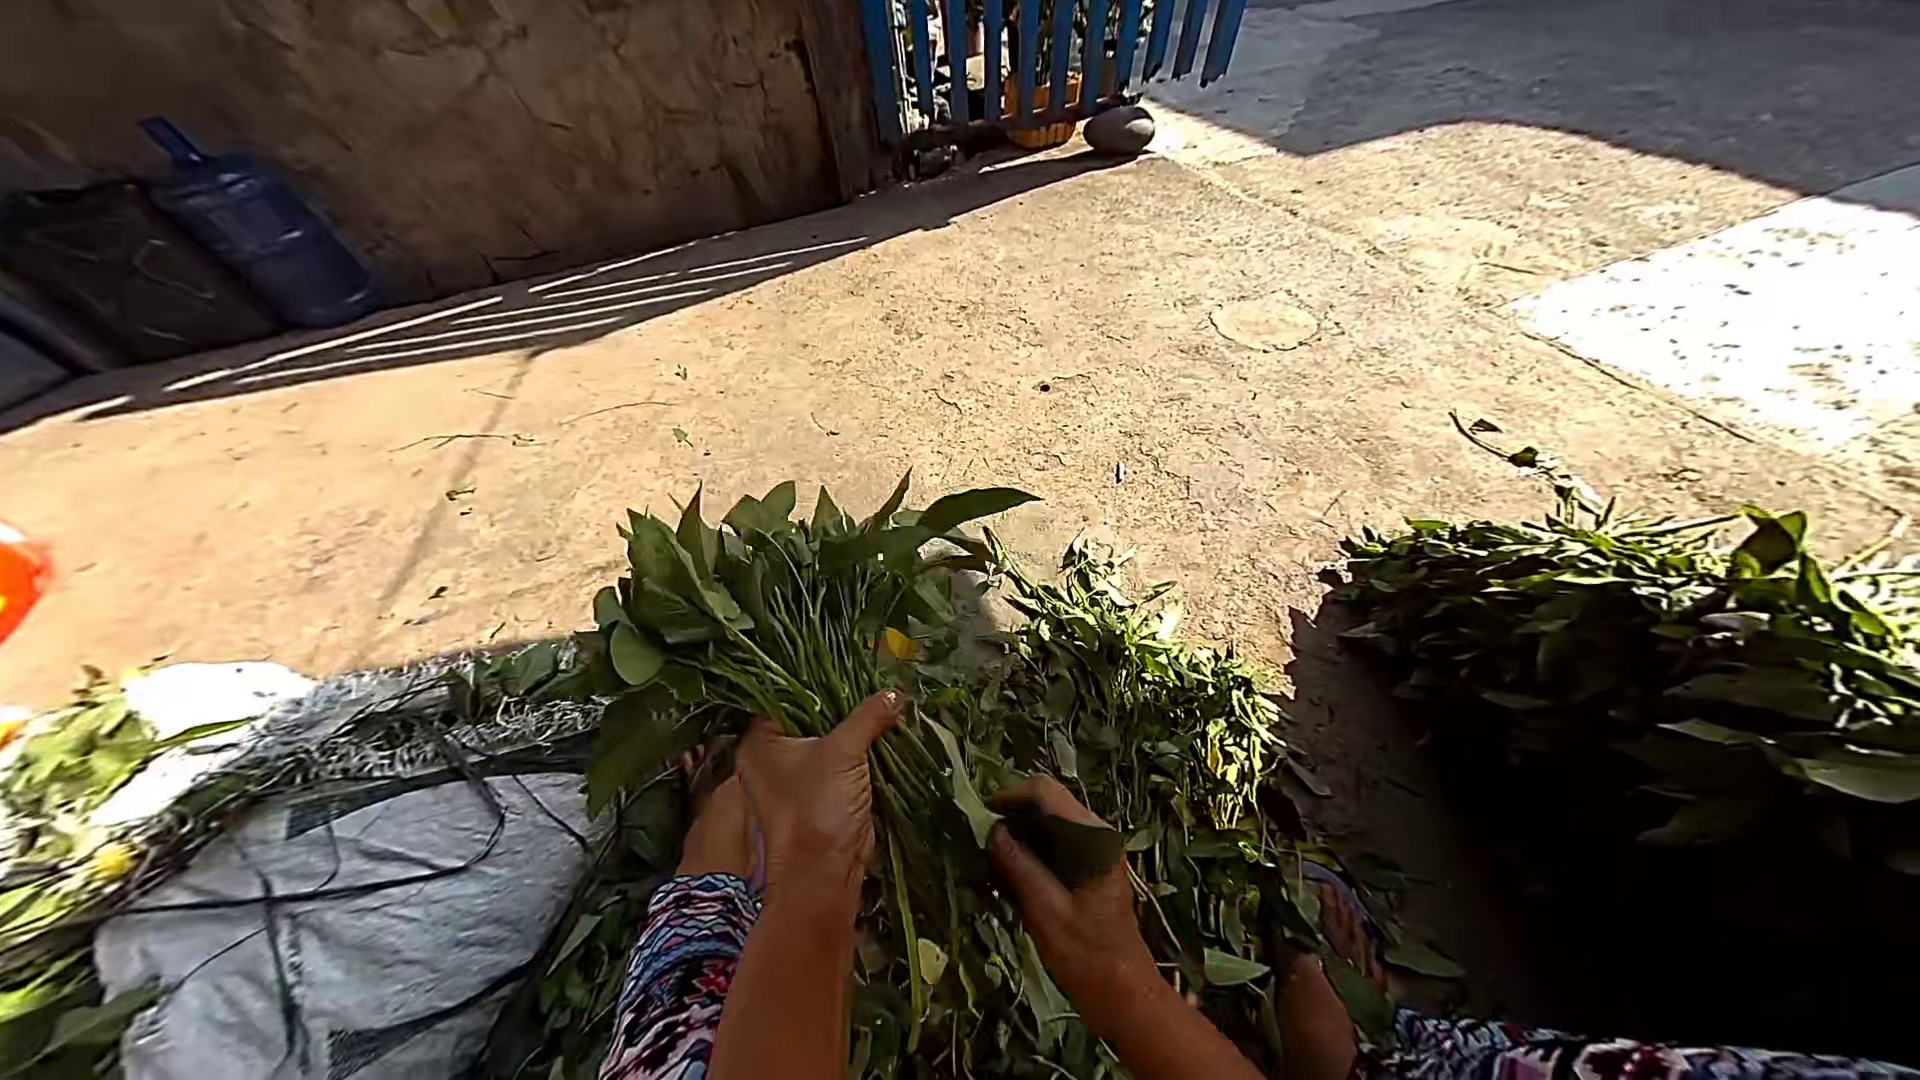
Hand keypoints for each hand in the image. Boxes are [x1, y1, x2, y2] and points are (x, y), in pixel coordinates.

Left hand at [735, 689, 901, 910]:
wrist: (824, 875)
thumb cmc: (817, 807)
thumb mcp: (843, 751)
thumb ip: (867, 716)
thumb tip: (895, 692)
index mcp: (760, 743)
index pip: (783, 695)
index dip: (813, 678)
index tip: (844, 659)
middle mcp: (771, 757)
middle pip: (808, 716)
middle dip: (840, 702)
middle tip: (869, 677)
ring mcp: (794, 777)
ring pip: (826, 739)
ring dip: (852, 726)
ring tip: (879, 698)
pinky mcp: (818, 793)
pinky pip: (838, 760)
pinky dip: (857, 748)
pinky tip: (881, 729)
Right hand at [988, 776, 1162, 1038]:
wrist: (1125, 995)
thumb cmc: (1088, 957)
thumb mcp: (1046, 912)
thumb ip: (1020, 867)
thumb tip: (993, 830)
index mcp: (1094, 837)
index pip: (1047, 792)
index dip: (1011, 795)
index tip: (983, 812)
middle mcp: (1098, 832)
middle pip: (1049, 801)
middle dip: (1014, 813)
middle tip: (983, 835)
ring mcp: (1097, 847)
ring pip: (1051, 819)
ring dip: (1021, 830)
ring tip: (992, 851)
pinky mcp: (1092, 863)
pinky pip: (1057, 839)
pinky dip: (1033, 846)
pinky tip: (1012, 868)